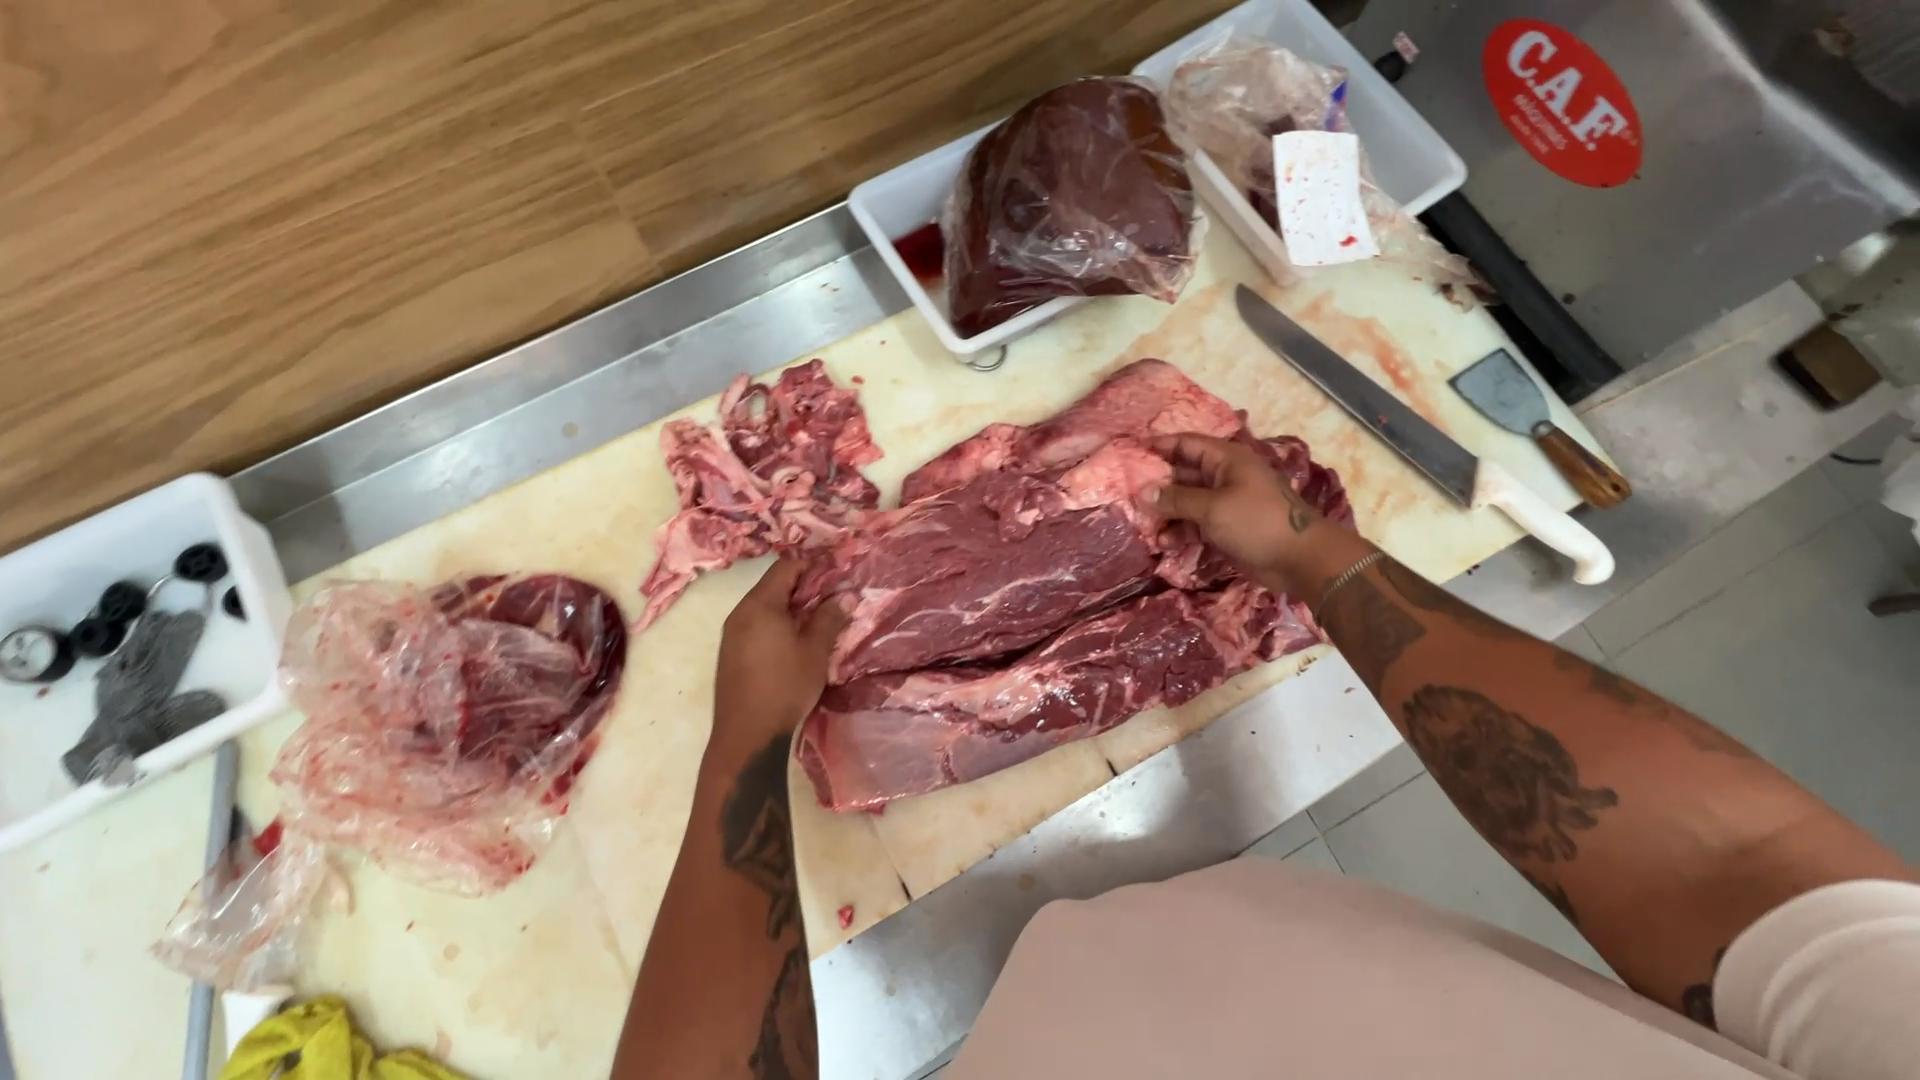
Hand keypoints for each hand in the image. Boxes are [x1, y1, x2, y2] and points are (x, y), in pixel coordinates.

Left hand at [714, 559, 846, 745]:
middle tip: (832, 601)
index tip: (836, 577)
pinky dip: (776, 624)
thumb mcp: (815, 651)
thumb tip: (845, 596)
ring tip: (817, 623)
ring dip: (790, 608)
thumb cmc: (785, 687)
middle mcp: (740, 612)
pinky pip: (755, 625)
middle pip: (773, 585)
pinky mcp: (730, 653)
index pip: (786, 567)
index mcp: (760, 605)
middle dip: (804, 589)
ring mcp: (731, 634)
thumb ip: (829, 618)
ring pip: (764, 606)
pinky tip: (794, 643)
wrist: (747, 735)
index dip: (813, 567)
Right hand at [1148, 433, 1369, 597]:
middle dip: (1157, 485)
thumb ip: (1176, 499)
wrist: (1299, 558)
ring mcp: (1225, 503)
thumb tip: (1142, 491)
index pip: (1186, 444)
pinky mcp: (1226, 527)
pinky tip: (1164, 544)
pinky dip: (1180, 531)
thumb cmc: (1257, 521)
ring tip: (1144, 526)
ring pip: (1186, 502)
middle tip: (1128, 496)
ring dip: (1166, 513)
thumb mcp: (1212, 507)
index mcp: (1225, 459)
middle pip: (1182, 474)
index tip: (1130, 451)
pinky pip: (1195, 524)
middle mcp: (1224, 476)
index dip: (1159, 446)